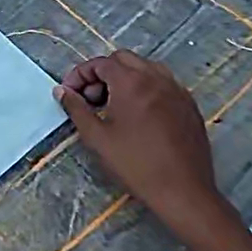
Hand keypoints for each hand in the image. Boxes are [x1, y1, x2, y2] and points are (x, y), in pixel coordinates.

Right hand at [56, 51, 226, 231]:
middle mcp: (157, 79)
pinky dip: (144, 88)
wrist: (182, 191)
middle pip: (123, 59)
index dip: (80, 75)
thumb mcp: (96, 136)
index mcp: (132, 83)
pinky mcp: (189, 106)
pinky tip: (137, 113)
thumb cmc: (134, 163)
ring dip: (124, 78)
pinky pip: (163, 84)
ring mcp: (177, 91)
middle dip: (101, 73)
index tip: (70, 93)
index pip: (100, 63)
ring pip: (145, 68)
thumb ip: (76, 108)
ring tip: (112, 104)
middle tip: (89, 97)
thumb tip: (62, 91)